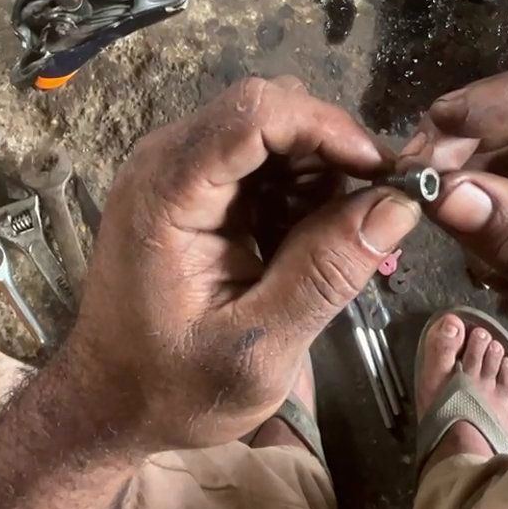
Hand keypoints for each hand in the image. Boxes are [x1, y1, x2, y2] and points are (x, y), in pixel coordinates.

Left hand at [54, 76, 421, 453]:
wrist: (109, 400)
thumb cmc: (172, 386)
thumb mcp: (259, 347)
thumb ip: (326, 273)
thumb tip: (398, 206)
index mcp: (167, 191)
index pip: (254, 113)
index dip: (326, 127)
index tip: (382, 172)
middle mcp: (166, 158)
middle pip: (265, 108)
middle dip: (328, 148)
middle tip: (372, 208)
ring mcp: (176, 165)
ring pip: (268, 127)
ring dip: (315, 169)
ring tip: (329, 239)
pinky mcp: (190, 181)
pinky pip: (257, 155)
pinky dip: (294, 186)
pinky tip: (299, 238)